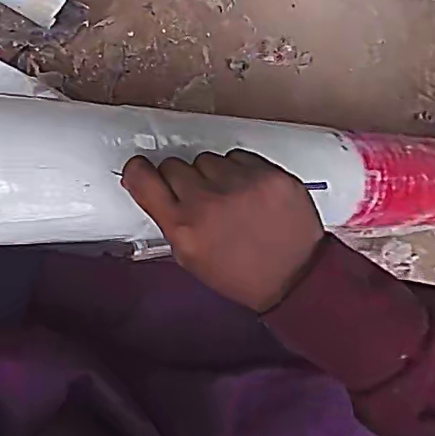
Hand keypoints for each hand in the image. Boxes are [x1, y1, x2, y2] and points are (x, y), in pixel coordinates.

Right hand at [121, 150, 324, 311]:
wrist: (295, 279)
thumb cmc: (240, 273)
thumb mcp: (190, 257)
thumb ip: (167, 220)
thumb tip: (147, 186)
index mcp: (183, 226)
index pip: (142, 177)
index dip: (139, 171)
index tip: (143, 171)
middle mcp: (208, 201)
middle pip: (174, 165)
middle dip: (181, 179)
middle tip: (198, 198)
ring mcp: (240, 184)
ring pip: (206, 158)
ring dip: (212, 174)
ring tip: (228, 198)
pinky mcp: (269, 175)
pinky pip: (238, 156)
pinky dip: (239, 170)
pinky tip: (247, 192)